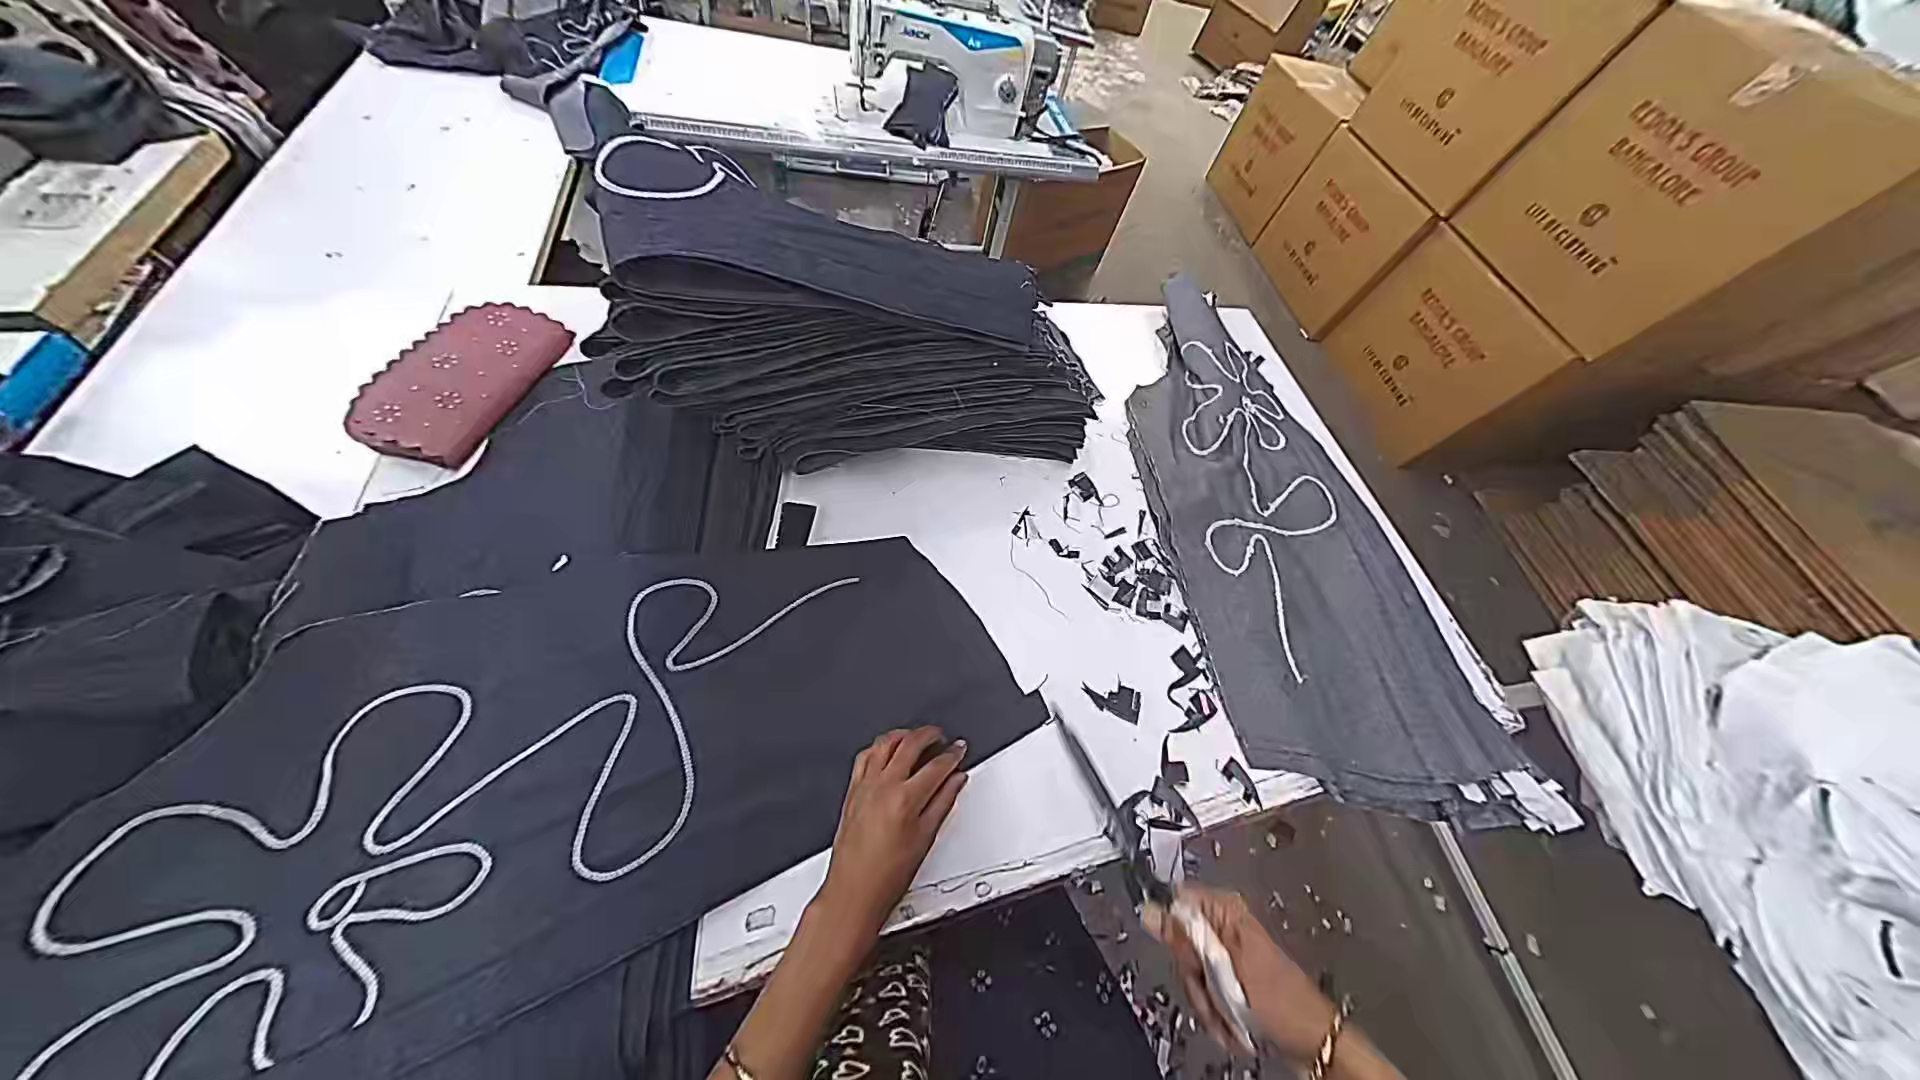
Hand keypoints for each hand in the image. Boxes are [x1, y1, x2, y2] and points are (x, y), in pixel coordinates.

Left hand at [817, 726, 968, 941]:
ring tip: (916, 736)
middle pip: (911, 743)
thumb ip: (943, 802)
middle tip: (941, 736)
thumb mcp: (925, 838)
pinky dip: (879, 747)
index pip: (937, 765)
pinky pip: (864, 756)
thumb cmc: (886, 874)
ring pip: (885, 743)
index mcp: (906, 799)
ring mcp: (865, 785)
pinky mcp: (852, 790)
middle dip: (930, 734)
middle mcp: (883, 786)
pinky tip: (886, 749)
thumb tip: (956, 781)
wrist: (853, 890)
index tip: (959, 749)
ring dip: (904, 734)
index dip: (952, 754)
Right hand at [1144, 883, 1333, 1062]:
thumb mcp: (1224, 970)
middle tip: (1213, 997)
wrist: (1314, 1042)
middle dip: (1193, 978)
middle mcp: (1223, 923)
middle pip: (1180, 941)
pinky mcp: (1230, 972)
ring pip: (1190, 969)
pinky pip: (1204, 985)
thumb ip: (1185, 938)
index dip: (1174, 933)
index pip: (1175, 903)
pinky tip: (1230, 1022)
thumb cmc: (1278, 1002)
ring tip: (1227, 1017)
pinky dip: (1214, 1008)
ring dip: (1204, 1000)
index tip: (1189, 961)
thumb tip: (1150, 910)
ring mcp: (1226, 949)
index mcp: (1224, 909)